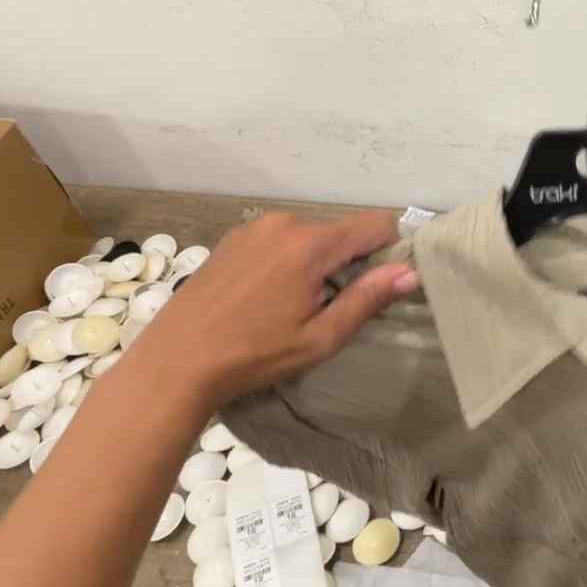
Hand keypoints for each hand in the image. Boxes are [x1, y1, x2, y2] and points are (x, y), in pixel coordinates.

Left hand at [125, 210, 418, 410]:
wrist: (174, 363)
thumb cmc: (254, 355)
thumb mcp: (321, 336)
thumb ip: (368, 298)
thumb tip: (412, 271)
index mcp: (311, 244)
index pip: (376, 224)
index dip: (389, 250)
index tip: (377, 284)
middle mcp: (284, 224)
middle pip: (343, 231)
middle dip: (350, 262)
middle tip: (329, 307)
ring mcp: (254, 228)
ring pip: (311, 236)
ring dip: (318, 263)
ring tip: (294, 305)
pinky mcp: (233, 239)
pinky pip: (281, 240)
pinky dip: (289, 261)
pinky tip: (266, 297)